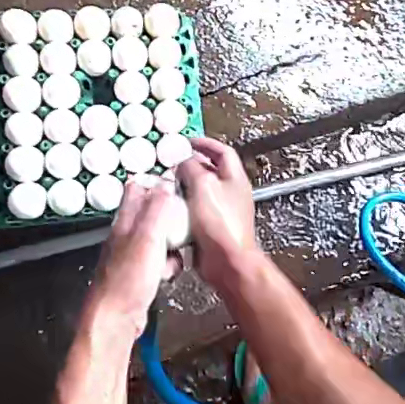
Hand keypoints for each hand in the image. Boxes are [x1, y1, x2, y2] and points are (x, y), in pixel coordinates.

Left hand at [82, 176, 180, 347]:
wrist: (115, 319)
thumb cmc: (129, 280)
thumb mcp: (148, 237)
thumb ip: (157, 208)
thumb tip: (165, 182)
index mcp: (125, 221)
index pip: (136, 189)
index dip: (155, 182)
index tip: (176, 183)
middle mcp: (125, 235)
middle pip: (151, 213)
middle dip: (171, 215)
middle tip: (185, 221)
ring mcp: (131, 255)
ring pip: (157, 237)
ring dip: (172, 242)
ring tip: (177, 253)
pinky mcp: (138, 274)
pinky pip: (159, 260)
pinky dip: (168, 264)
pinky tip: (170, 273)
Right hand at [176, 137, 259, 286]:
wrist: (226, 261)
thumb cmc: (222, 225)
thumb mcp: (203, 185)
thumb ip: (192, 168)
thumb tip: (184, 163)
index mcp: (235, 179)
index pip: (222, 152)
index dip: (205, 144)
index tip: (189, 142)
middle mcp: (231, 194)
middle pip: (210, 172)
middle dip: (190, 167)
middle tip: (174, 165)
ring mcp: (222, 212)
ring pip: (200, 193)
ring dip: (184, 189)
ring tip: (169, 186)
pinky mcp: (211, 228)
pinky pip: (194, 213)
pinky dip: (182, 210)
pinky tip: (171, 211)